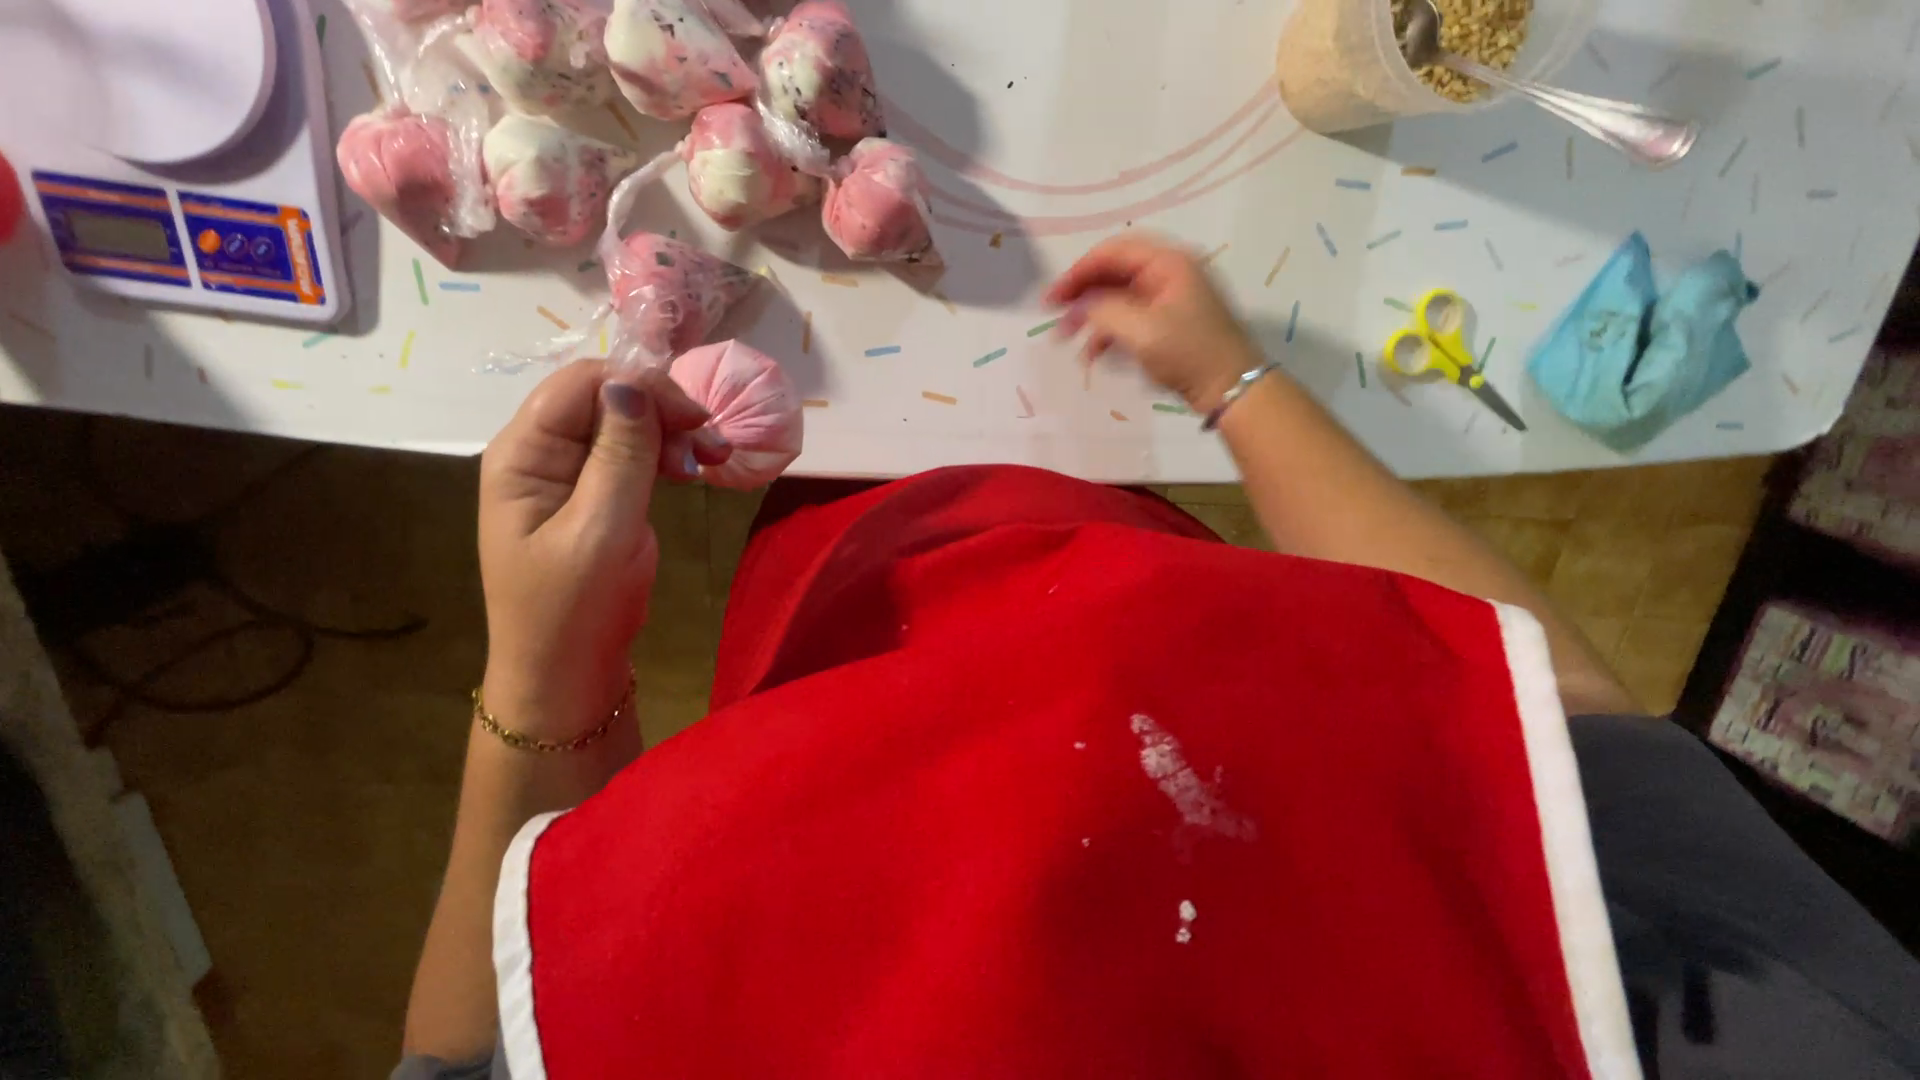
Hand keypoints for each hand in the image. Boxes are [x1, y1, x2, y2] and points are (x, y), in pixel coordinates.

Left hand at [477, 361, 730, 738]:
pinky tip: (695, 470)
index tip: (696, 420)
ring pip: (627, 424)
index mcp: (523, 454)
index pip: (582, 384)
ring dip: (673, 434)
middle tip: (713, 448)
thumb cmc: (575, 607)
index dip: (641, 388)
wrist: (568, 672)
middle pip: (606, 398)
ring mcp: (572, 474)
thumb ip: (621, 455)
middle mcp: (543, 453)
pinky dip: (668, 455)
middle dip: (663, 411)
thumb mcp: (602, 530)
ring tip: (713, 461)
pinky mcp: (599, 495)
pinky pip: (634, 454)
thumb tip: (632, 384)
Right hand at [1046, 233, 1264, 411]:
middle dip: (1082, 295)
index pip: (1112, 252)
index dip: (1077, 272)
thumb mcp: (1141, 331)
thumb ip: (1103, 311)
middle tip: (1055, 317)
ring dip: (1092, 316)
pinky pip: (1131, 318)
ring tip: (1069, 340)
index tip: (1052, 299)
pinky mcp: (1169, 323)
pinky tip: (1094, 354)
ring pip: (1119, 297)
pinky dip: (1109, 332)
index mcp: (1168, 262)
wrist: (1232, 388)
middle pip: (1114, 273)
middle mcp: (1169, 272)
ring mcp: (1170, 298)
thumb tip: (1079, 306)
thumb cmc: (1189, 353)